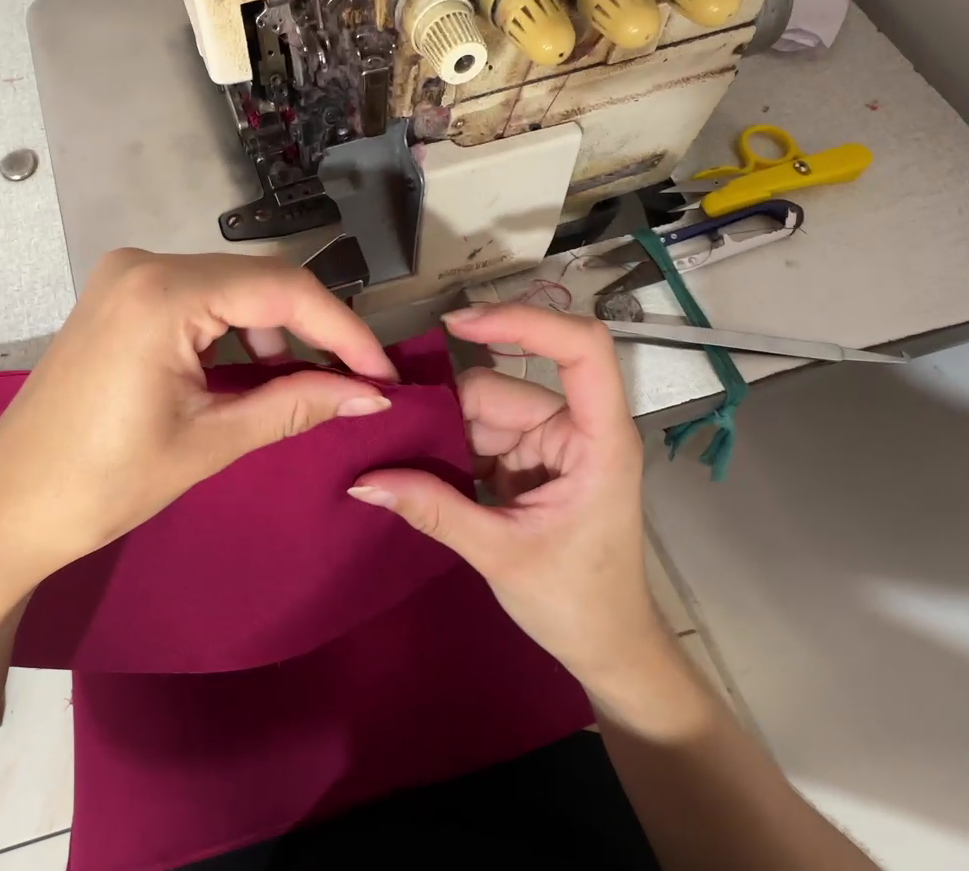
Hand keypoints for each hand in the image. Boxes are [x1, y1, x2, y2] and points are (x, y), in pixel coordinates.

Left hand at [0, 249, 398, 598]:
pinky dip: (233, 329)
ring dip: (274, 329)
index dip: (344, 329)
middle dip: (313, 329)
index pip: (283, 289)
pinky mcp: (116, 297)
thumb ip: (296, 405)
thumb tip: (372, 395)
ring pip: (229, 286)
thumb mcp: (210, 442)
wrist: (5, 510)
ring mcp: (124, 276)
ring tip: (300, 383)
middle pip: (258, 280)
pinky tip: (248, 369)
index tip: (382, 374)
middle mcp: (143, 263)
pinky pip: (196, 298)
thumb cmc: (103, 484)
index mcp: (163, 292)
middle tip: (354, 380)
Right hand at [347, 303, 662, 688]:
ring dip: (439, 431)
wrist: (605, 647)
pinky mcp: (528, 463)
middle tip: (384, 425)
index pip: (580, 350)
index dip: (524, 322)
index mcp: (599, 439)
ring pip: (481, 412)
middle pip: (503, 387)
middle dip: (446, 406)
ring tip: (389, 452)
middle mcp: (577, 428)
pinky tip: (410, 464)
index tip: (459, 324)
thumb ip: (434, 510)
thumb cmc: (577, 602)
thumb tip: (363, 482)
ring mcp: (550, 444)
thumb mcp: (501, 554)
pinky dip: (446, 449)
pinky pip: (478, 437)